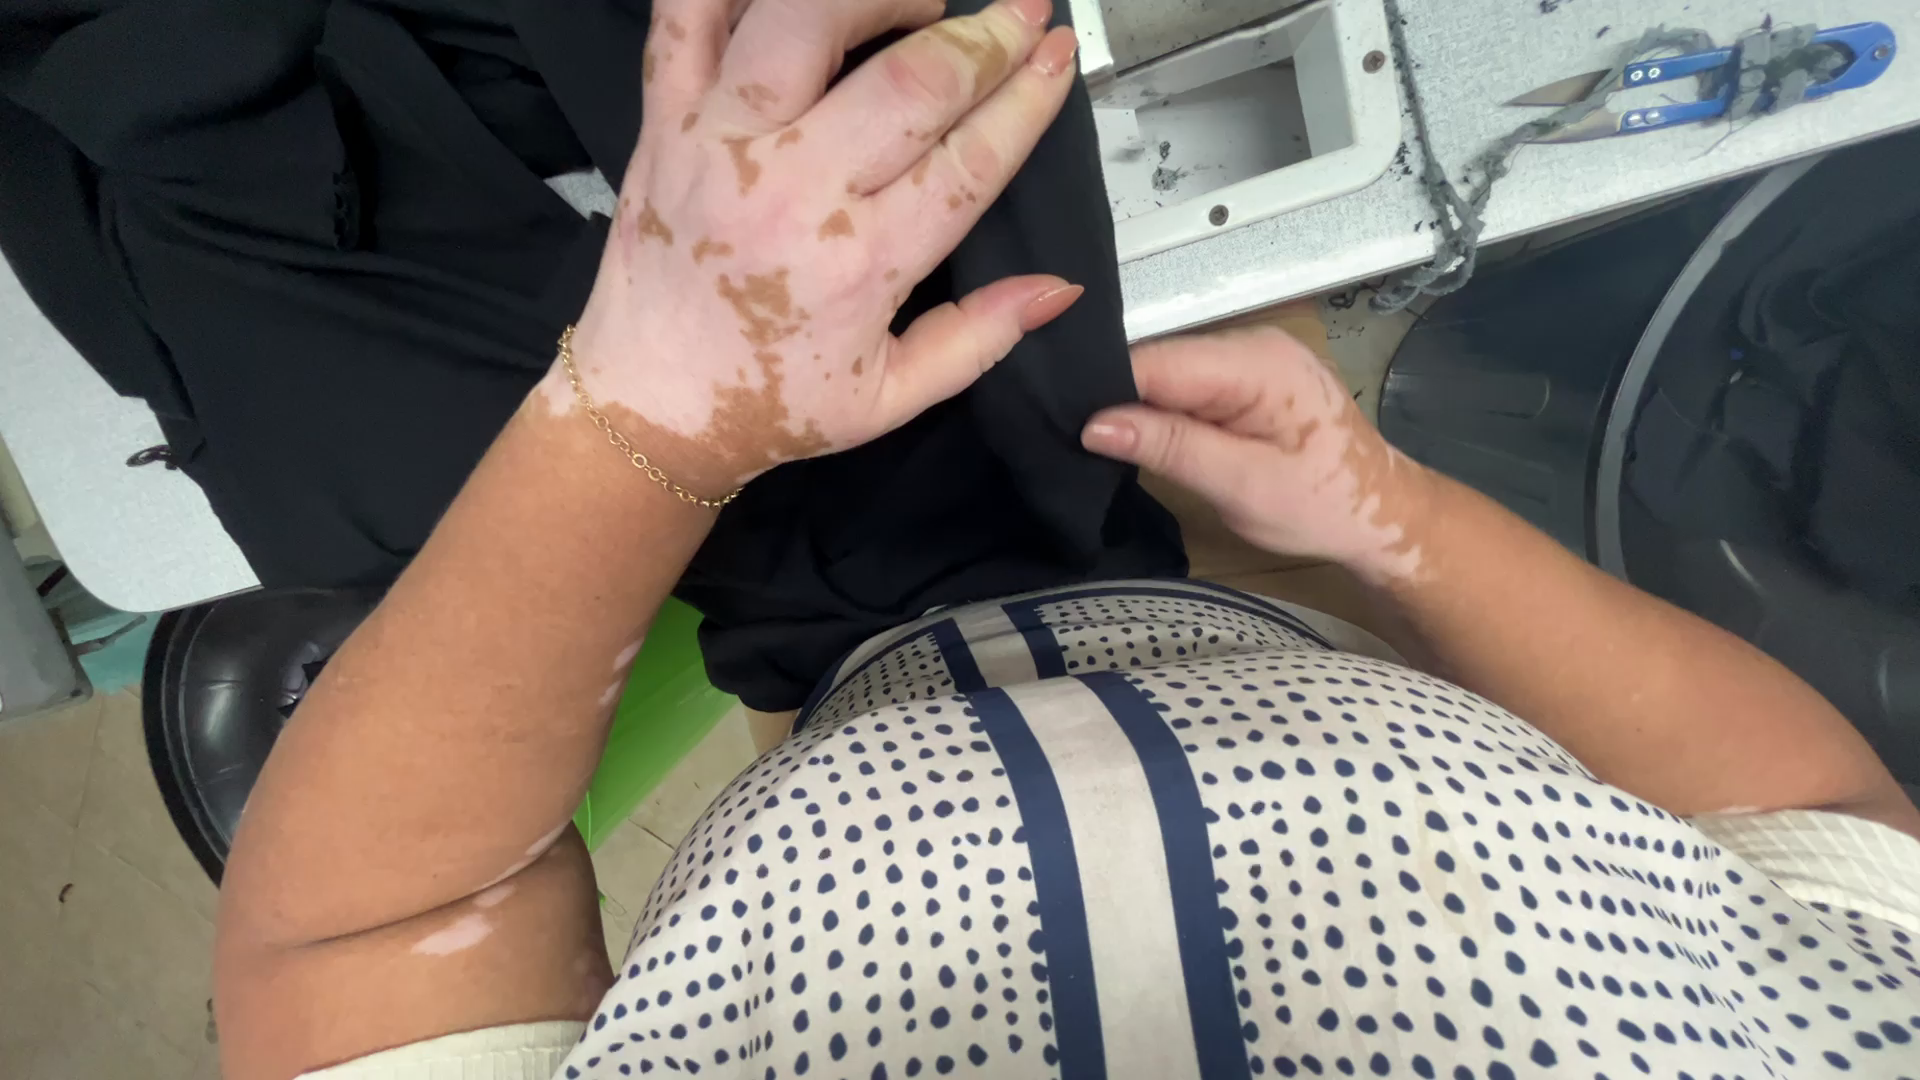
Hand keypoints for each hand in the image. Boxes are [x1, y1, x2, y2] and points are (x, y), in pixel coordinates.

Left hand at [545, 0, 1083, 497]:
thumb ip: (977, 340)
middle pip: (910, 81)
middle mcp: (793, 191)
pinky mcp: (663, 121)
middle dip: (984, 37)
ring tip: (922, 0)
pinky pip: (692, 10)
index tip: (1057, 57)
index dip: (1024, 102)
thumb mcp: (890, 397)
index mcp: (860, 266)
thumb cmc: (774, 407)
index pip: (967, 162)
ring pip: (805, 16)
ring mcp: (720, 144)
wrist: (653, 402)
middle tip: (1023, 10)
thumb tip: (1057, 289)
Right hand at [1080, 326, 1434, 583]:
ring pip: (1165, 373)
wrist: (1379, 513)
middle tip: (1074, 441)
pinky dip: (1158, 411)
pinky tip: (1142, 436)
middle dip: (1116, 399)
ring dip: (1134, 408)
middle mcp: (1250, 345)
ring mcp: (1248, 358)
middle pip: (1157, 361)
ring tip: (1099, 443)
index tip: (1065, 426)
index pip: (1156, 362)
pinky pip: (1184, 385)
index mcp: (1256, 363)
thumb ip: (1169, 448)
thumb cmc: (1320, 505)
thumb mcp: (1240, 485)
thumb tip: (1093, 425)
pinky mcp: (1243, 378)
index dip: (1105, 390)